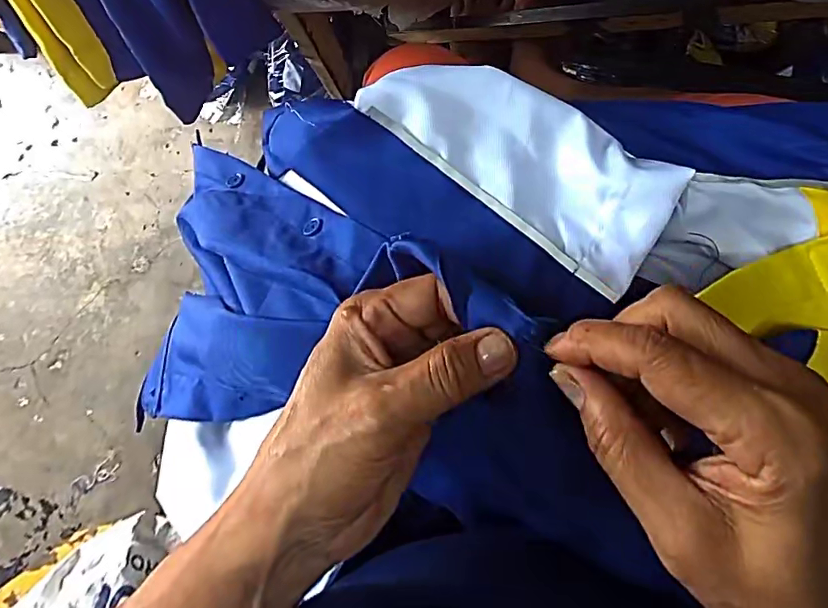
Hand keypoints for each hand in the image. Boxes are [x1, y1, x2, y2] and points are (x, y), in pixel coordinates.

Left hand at [131, 274, 516, 607]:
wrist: (294, 537)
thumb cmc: (315, 462)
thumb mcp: (381, 408)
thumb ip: (445, 373)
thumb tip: (504, 343)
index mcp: (371, 318)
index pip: (437, 289)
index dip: (477, 299)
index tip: (516, 317)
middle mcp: (393, 337)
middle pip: (457, 316)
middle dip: (492, 328)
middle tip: (533, 341)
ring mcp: (411, 372)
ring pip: (465, 349)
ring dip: (495, 357)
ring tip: (532, 362)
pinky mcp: (426, 405)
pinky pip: (466, 382)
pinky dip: (490, 383)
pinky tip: (516, 385)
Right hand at [545, 287, 827, 607]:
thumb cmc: (771, 591)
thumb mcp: (684, 538)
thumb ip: (624, 452)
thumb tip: (574, 379)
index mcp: (771, 424)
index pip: (669, 356)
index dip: (604, 342)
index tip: (555, 347)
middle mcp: (786, 378)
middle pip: (684, 312)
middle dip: (623, 330)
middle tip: (583, 371)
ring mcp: (791, 370)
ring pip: (696, 318)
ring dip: (644, 343)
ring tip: (617, 397)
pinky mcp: (786, 374)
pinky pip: (713, 340)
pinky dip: (671, 357)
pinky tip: (656, 405)